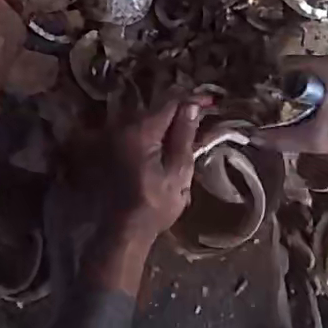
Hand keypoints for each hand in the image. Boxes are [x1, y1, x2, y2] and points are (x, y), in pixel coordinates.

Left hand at [106, 98, 202, 249]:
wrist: (126, 228)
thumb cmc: (157, 203)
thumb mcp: (179, 170)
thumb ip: (184, 135)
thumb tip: (191, 106)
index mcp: (142, 131)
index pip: (170, 103)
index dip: (192, 99)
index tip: (211, 100)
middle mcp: (125, 127)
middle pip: (158, 107)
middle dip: (182, 108)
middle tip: (204, 112)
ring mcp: (117, 137)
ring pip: (149, 118)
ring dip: (170, 119)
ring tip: (191, 126)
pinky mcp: (116, 148)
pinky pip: (141, 130)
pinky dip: (158, 130)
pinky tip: (171, 139)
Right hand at [251, 51, 327, 157]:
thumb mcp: (315, 138)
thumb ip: (282, 138)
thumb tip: (252, 138)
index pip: (288, 64)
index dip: (279, 84)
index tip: (277, 103)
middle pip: (301, 68)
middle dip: (295, 88)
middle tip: (295, 111)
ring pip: (314, 72)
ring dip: (309, 90)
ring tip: (309, 112)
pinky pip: (327, 74)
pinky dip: (321, 88)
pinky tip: (325, 108)